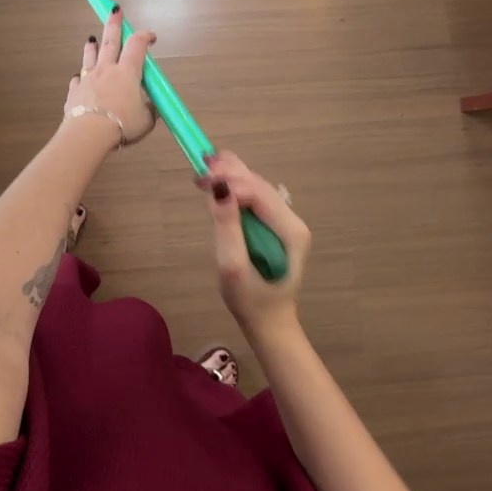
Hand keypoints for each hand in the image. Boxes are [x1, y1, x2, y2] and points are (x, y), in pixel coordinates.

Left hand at [62, 6, 156, 147]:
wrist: (89, 134)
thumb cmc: (123, 124)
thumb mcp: (146, 121)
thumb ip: (149, 110)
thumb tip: (150, 107)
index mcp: (128, 72)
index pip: (138, 45)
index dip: (145, 36)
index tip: (150, 36)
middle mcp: (107, 69)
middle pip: (111, 41)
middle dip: (114, 24)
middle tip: (114, 10)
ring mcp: (88, 78)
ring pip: (90, 56)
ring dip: (92, 47)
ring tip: (91, 39)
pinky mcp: (75, 91)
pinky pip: (78, 80)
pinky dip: (81, 78)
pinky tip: (81, 79)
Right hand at [199, 151, 310, 339]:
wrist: (269, 325)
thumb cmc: (250, 301)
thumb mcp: (232, 267)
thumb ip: (227, 226)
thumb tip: (218, 187)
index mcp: (289, 230)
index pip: (257, 191)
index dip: (229, 181)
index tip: (199, 181)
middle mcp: (292, 221)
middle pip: (258, 184)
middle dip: (230, 171)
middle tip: (199, 165)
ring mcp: (285, 224)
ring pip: (257, 188)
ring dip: (232, 176)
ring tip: (205, 168)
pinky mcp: (275, 228)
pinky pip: (255, 200)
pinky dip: (236, 188)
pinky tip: (219, 184)